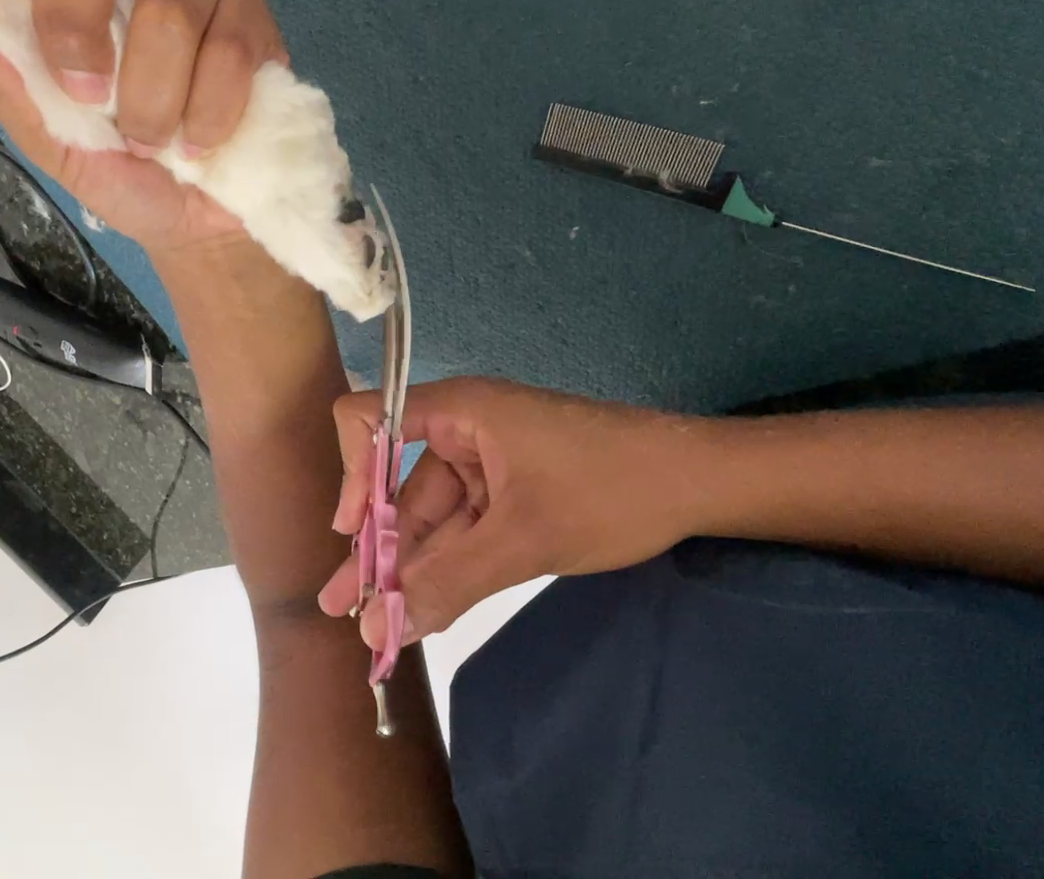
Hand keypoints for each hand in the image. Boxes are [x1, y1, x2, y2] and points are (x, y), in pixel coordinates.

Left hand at [0, 0, 287, 254]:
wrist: (196, 223)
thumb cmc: (120, 174)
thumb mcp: (41, 131)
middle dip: (75, 14)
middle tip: (87, 95)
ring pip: (164, 3)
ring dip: (153, 102)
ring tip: (156, 143)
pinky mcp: (248, 14)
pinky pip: (225, 44)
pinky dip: (209, 112)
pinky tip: (203, 143)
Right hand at [317, 378, 728, 649]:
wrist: (702, 484)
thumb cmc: (610, 490)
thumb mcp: (524, 539)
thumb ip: (448, 582)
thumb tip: (378, 629)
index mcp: (459, 413)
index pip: (371, 419)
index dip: (351, 470)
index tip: (351, 531)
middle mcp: (464, 432)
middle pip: (401, 485)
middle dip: (377, 547)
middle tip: (341, 604)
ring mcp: (489, 464)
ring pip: (435, 517)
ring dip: (409, 567)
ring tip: (373, 620)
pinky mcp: (511, 492)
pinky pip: (466, 528)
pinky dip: (449, 565)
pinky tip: (421, 605)